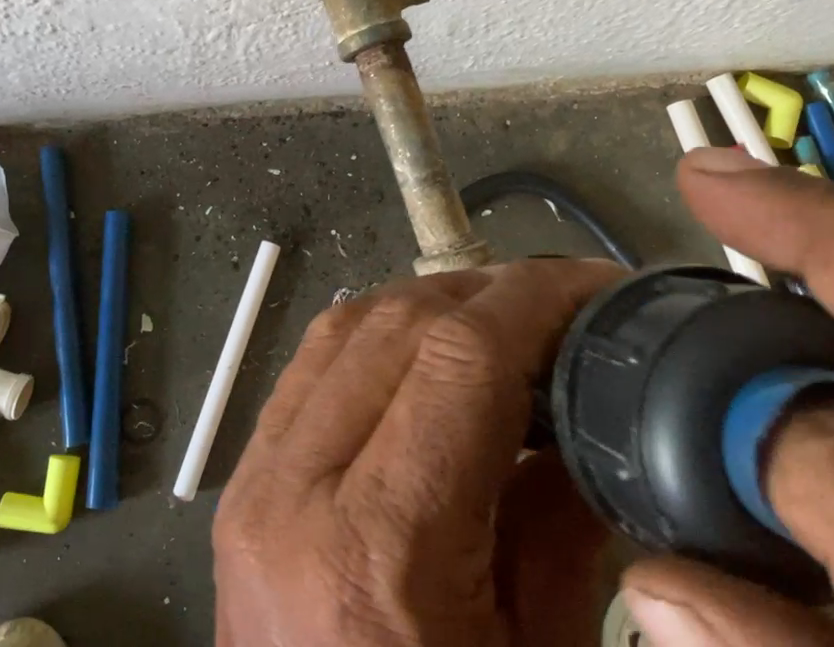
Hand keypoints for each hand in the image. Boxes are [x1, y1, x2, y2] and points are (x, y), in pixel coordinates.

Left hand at [213, 258, 624, 646]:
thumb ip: (560, 528)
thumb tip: (579, 423)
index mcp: (378, 546)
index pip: (457, 357)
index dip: (535, 299)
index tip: (595, 287)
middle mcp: (292, 491)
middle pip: (394, 323)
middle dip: (487, 291)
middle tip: (561, 301)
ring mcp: (250, 482)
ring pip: (342, 328)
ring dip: (428, 304)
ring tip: (501, 317)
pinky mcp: (238, 486)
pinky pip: (309, 370)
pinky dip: (375, 338)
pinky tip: (427, 355)